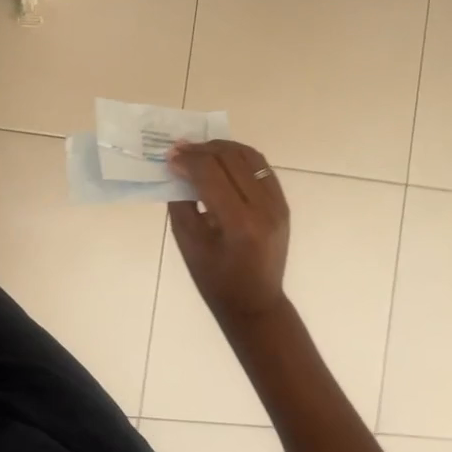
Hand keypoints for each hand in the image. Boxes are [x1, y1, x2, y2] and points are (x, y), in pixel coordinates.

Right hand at [168, 141, 288, 327]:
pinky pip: (260, 167)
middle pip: (231, 158)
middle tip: (179, 149)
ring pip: (249, 156)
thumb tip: (177, 169)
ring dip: (221, 148)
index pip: (211, 173)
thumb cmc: (215, 280)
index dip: (188, 160)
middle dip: (201, 149)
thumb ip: (181, 201)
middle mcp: (264, 209)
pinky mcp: (282, 204)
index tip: (169, 157)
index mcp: (240, 223)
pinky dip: (238, 157)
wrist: (255, 303)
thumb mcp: (188, 241)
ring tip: (199, 151)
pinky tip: (220, 161)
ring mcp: (278, 204)